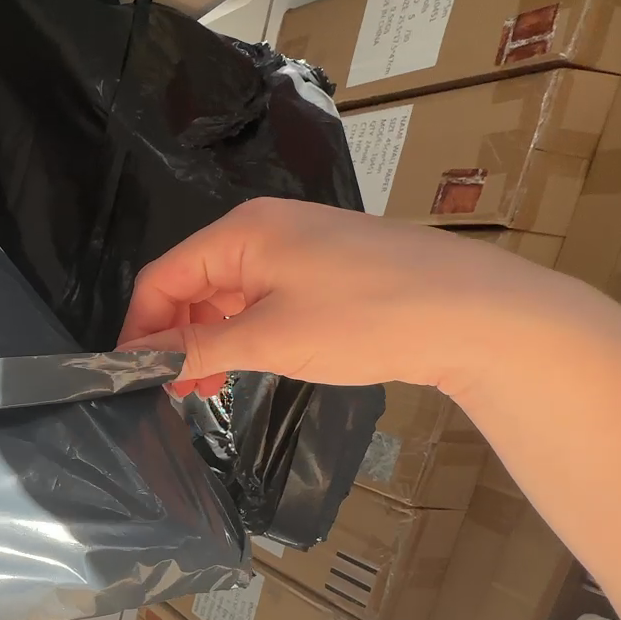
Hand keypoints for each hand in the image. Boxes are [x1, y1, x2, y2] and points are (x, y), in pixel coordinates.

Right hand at [115, 197, 573, 398]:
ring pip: (222, 297)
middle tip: (174, 390)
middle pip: (188, 285)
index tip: (132, 376)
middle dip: (173, 339)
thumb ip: (191, 349)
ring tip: (206, 389)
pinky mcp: (322, 268)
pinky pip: (257, 300)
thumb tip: (132, 362)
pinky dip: (240, 335)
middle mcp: (262, 229)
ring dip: (205, 343)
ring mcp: (296, 246)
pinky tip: (244, 366)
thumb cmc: (367, 318)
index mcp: (241, 231)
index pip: (161, 278)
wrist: (488, 318)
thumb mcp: (266, 339)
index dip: (139, 329)